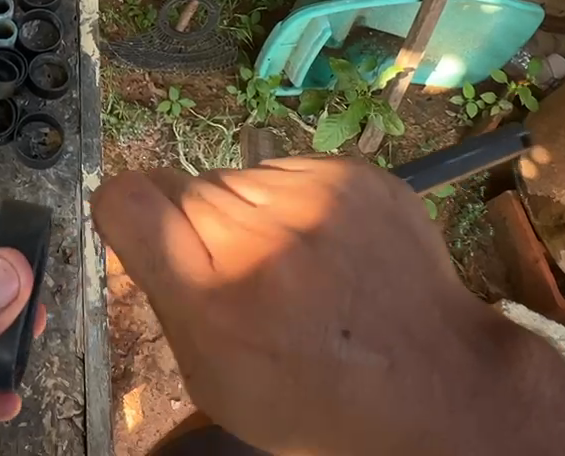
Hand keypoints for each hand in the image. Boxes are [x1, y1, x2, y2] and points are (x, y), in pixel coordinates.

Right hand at [95, 157, 564, 455]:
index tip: (150, 232)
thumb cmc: (313, 395)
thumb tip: (133, 218)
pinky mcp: (349, 169)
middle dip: (198, 222)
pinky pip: (287, 169)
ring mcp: (310, 189)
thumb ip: (166, 293)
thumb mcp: (213, 377)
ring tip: (295, 260)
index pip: (127, 199)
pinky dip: (294, 201)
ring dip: (248, 210)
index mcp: (213, 290)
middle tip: (242, 269)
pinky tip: (328, 244)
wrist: (438, 380)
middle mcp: (257, 227)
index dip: (129, 211)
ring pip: (237, 176)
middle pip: (184, 186)